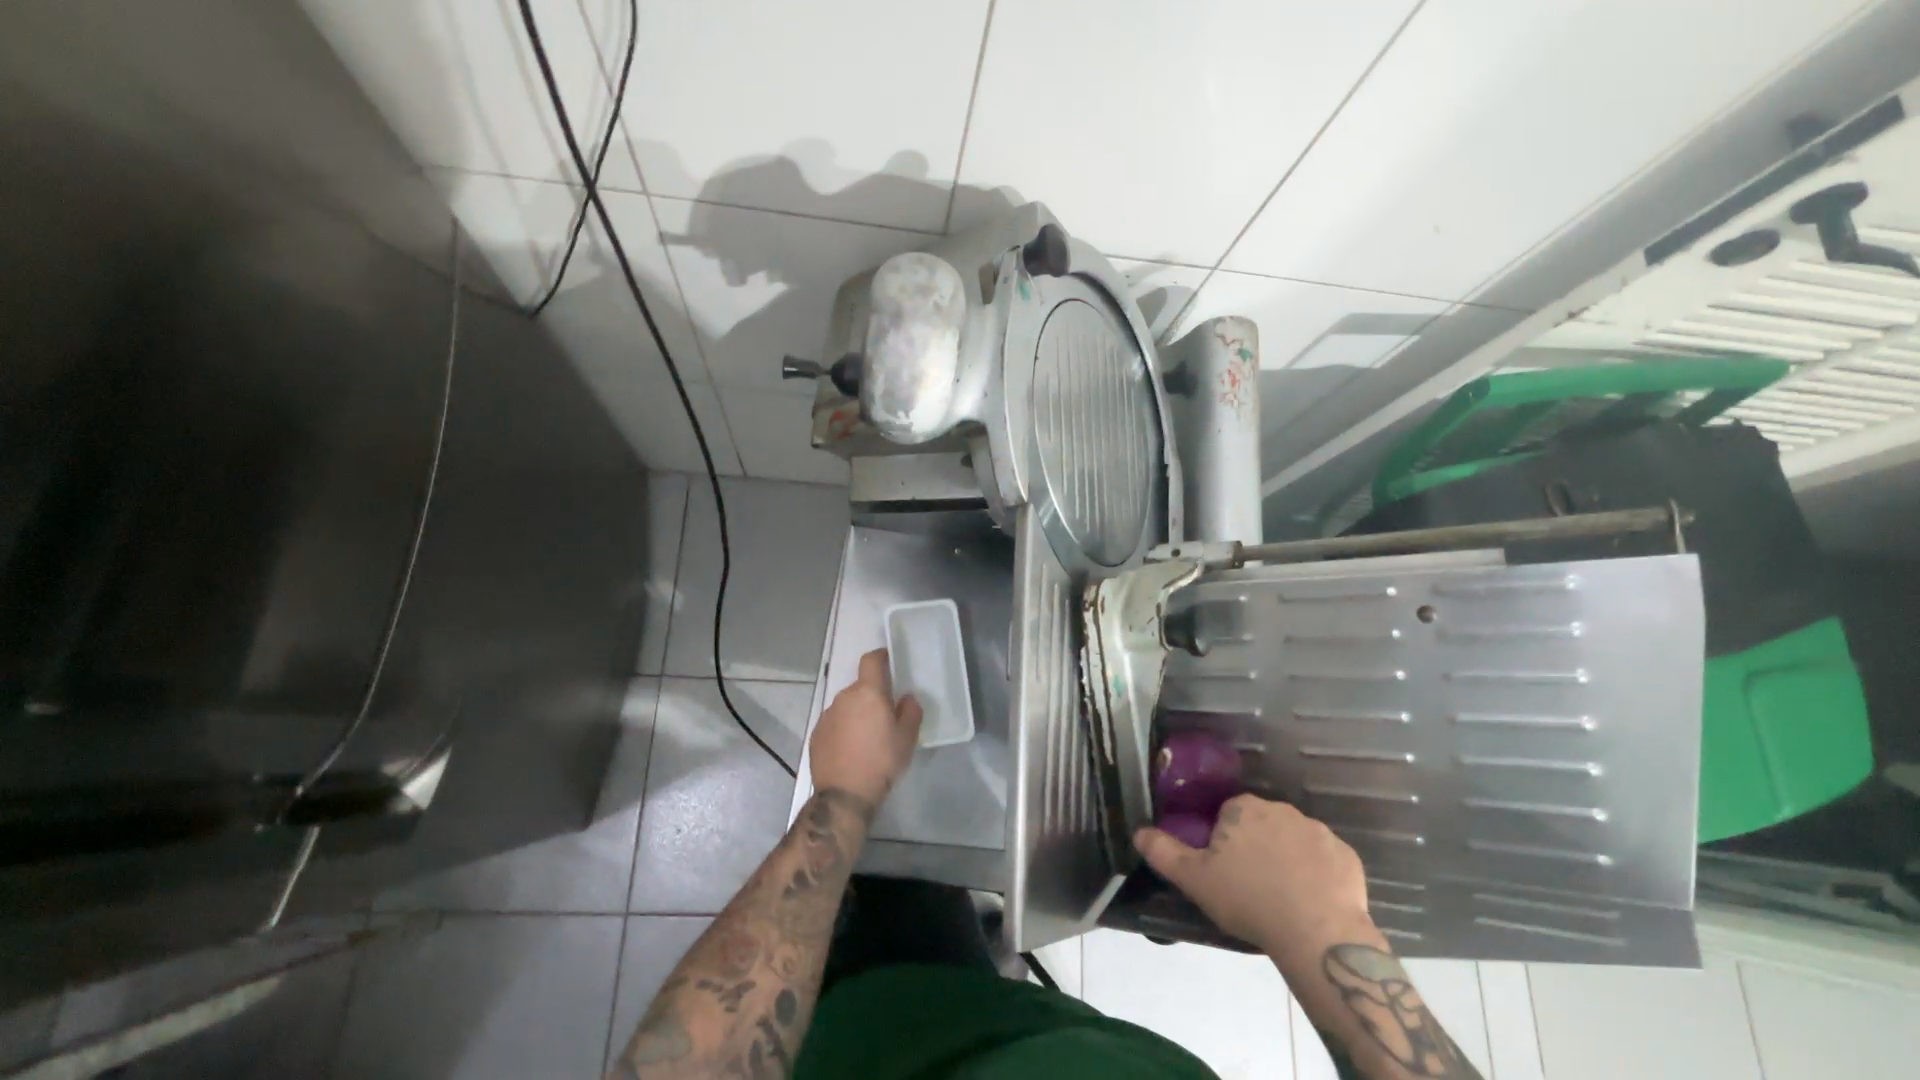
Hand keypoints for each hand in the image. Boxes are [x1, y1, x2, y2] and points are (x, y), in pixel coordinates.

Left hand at [808, 649, 922, 808]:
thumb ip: (910, 711)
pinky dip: (843, 730)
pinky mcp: (816, 734)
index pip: (871, 660)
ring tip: (867, 739)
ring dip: (857, 714)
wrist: (844, 794)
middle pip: (860, 687)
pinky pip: (834, 723)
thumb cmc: (881, 761)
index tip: (888, 661)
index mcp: (868, 693)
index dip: (880, 657)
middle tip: (885, 717)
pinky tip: (850, 751)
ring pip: (846, 706)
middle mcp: (844, 698)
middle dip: (872, 696)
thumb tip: (906, 698)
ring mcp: (827, 716)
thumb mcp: (907, 738)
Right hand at [1134, 795, 1376, 965]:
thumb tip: (1138, 831)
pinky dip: (1317, 876)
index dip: (1222, 842)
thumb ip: (1163, 851)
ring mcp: (1319, 832)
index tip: (1223, 870)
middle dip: (1256, 847)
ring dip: (1286, 860)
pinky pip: (1324, 861)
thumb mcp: (1194, 879)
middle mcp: (1282, 810)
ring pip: (1294, 842)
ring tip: (1280, 899)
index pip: (1227, 815)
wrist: (1317, 932)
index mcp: (1244, 810)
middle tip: (1249, 886)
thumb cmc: (1248, 899)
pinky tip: (1310, 903)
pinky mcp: (1347, 857)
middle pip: (1261, 825)